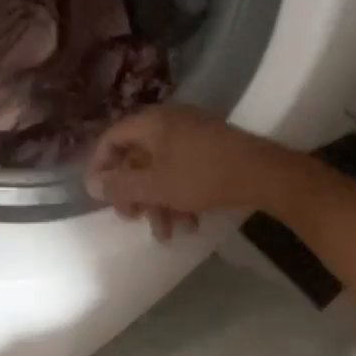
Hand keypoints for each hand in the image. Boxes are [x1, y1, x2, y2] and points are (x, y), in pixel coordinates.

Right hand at [85, 105, 295, 238]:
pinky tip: (189, 223)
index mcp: (152, 123)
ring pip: (162, 169)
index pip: (112, 137)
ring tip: (166, 233)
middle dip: (134, 193)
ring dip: (159, 203)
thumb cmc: (202, 176)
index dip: (100, 166)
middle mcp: (170, 122)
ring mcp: (193, 134)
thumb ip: (120, 185)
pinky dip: (180, 196)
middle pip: (138, 157)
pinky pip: (184, 170)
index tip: (100, 195)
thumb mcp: (155, 186)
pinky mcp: (212, 148)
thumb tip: (92, 183)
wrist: (263, 174)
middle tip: (133, 218)